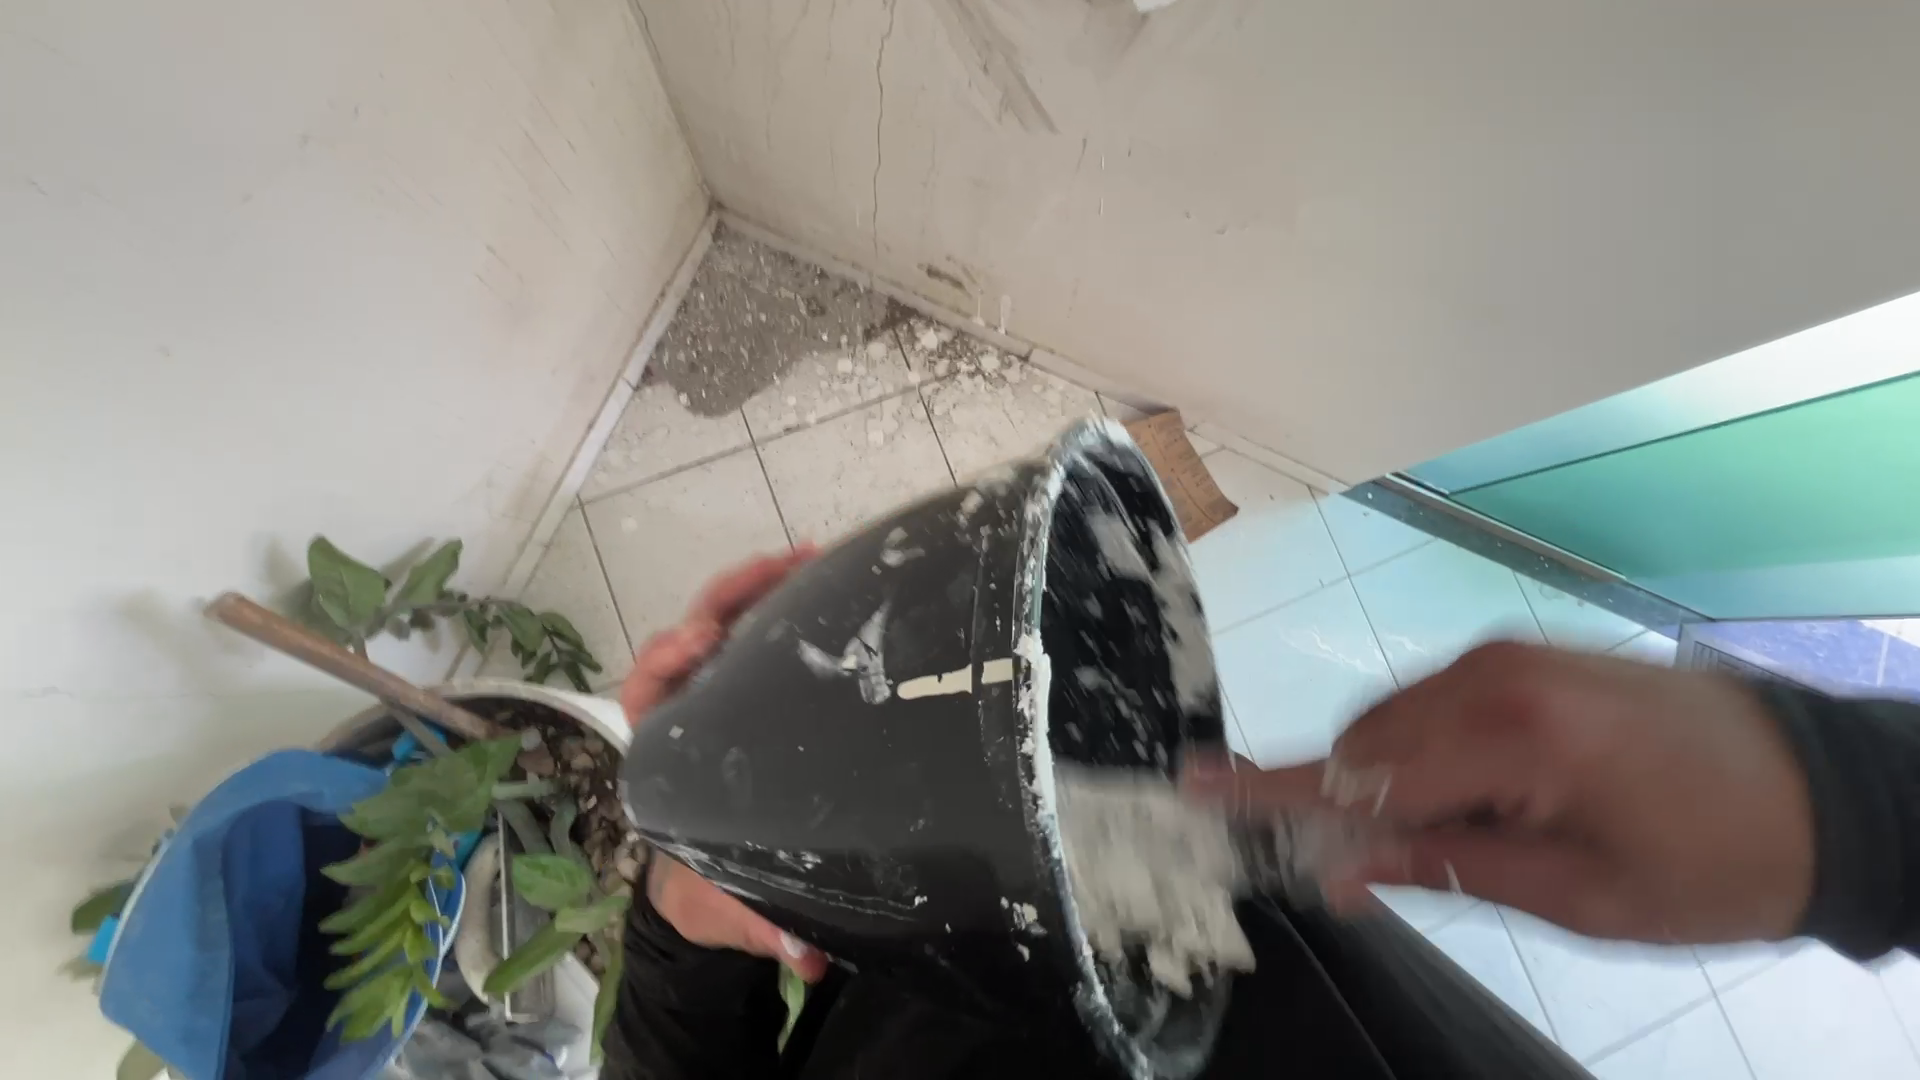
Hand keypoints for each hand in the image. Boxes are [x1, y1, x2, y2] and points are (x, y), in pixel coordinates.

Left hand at [620, 546, 828, 980]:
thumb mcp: (725, 902)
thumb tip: (811, 956)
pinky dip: (787, 599)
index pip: (646, 695)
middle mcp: (688, 711)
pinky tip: (829, 580)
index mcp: (664, 759)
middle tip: (782, 568)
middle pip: (692, 637)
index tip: (699, 639)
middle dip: (729, 597)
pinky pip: (763, 629)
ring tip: (813, 557)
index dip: (665, 662)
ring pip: (730, 620)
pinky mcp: (756, 681)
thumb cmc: (706, 883)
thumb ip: (759, 921)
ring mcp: (722, 688)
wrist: (709, 877)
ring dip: (764, 584)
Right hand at [1185, 642, 1815, 945]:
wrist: (1826, 787)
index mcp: (1513, 739)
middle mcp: (1484, 677)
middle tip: (1374, 863)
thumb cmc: (1715, 862)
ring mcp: (1491, 656)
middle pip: (1358, 746)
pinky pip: (1416, 704)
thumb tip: (1338, 874)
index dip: (1271, 788)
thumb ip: (1443, 867)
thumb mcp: (1581, 897)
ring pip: (1380, 723)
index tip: (1191, 781)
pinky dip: (1412, 751)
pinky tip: (1471, 784)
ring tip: (1459, 824)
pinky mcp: (1501, 653)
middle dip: (1349, 804)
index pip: (1360, 774)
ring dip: (1385, 779)